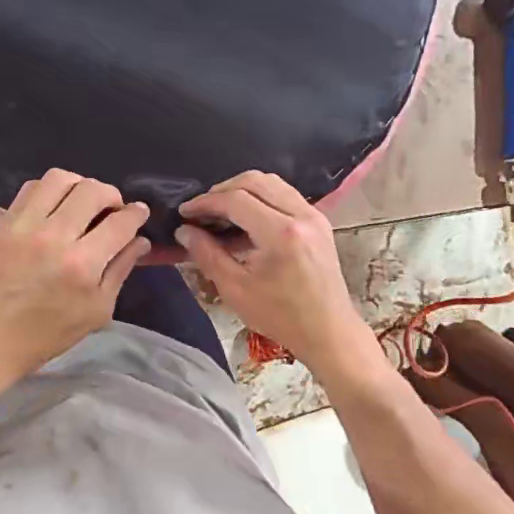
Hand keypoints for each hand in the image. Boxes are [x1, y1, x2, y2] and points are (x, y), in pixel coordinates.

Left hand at [0, 169, 150, 379]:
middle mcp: (55, 237)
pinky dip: (50, 189)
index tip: (140, 212)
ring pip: (60, 178)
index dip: (136, 213)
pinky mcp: (6, 223)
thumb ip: (121, 269)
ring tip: (83, 202)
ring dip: (80, 185)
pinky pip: (32, 187)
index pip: (119, 223)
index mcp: (82, 264)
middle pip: (92, 190)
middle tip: (112, 210)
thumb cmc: (51, 331)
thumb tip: (141, 240)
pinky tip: (56, 206)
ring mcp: (26, 226)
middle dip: (112, 195)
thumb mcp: (99, 309)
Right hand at [175, 171, 374, 375]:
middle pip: (254, 181)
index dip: (205, 202)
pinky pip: (285, 195)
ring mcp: (313, 215)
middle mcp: (300, 215)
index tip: (184, 212)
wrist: (328, 331)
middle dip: (222, 190)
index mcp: (280, 233)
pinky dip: (261, 197)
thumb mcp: (236, 289)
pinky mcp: (318, 221)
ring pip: (272, 183)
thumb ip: (207, 254)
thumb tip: (184, 231)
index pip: (236, 200)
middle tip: (202, 209)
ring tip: (221, 210)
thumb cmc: (281, 316)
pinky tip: (246, 218)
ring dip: (242, 190)